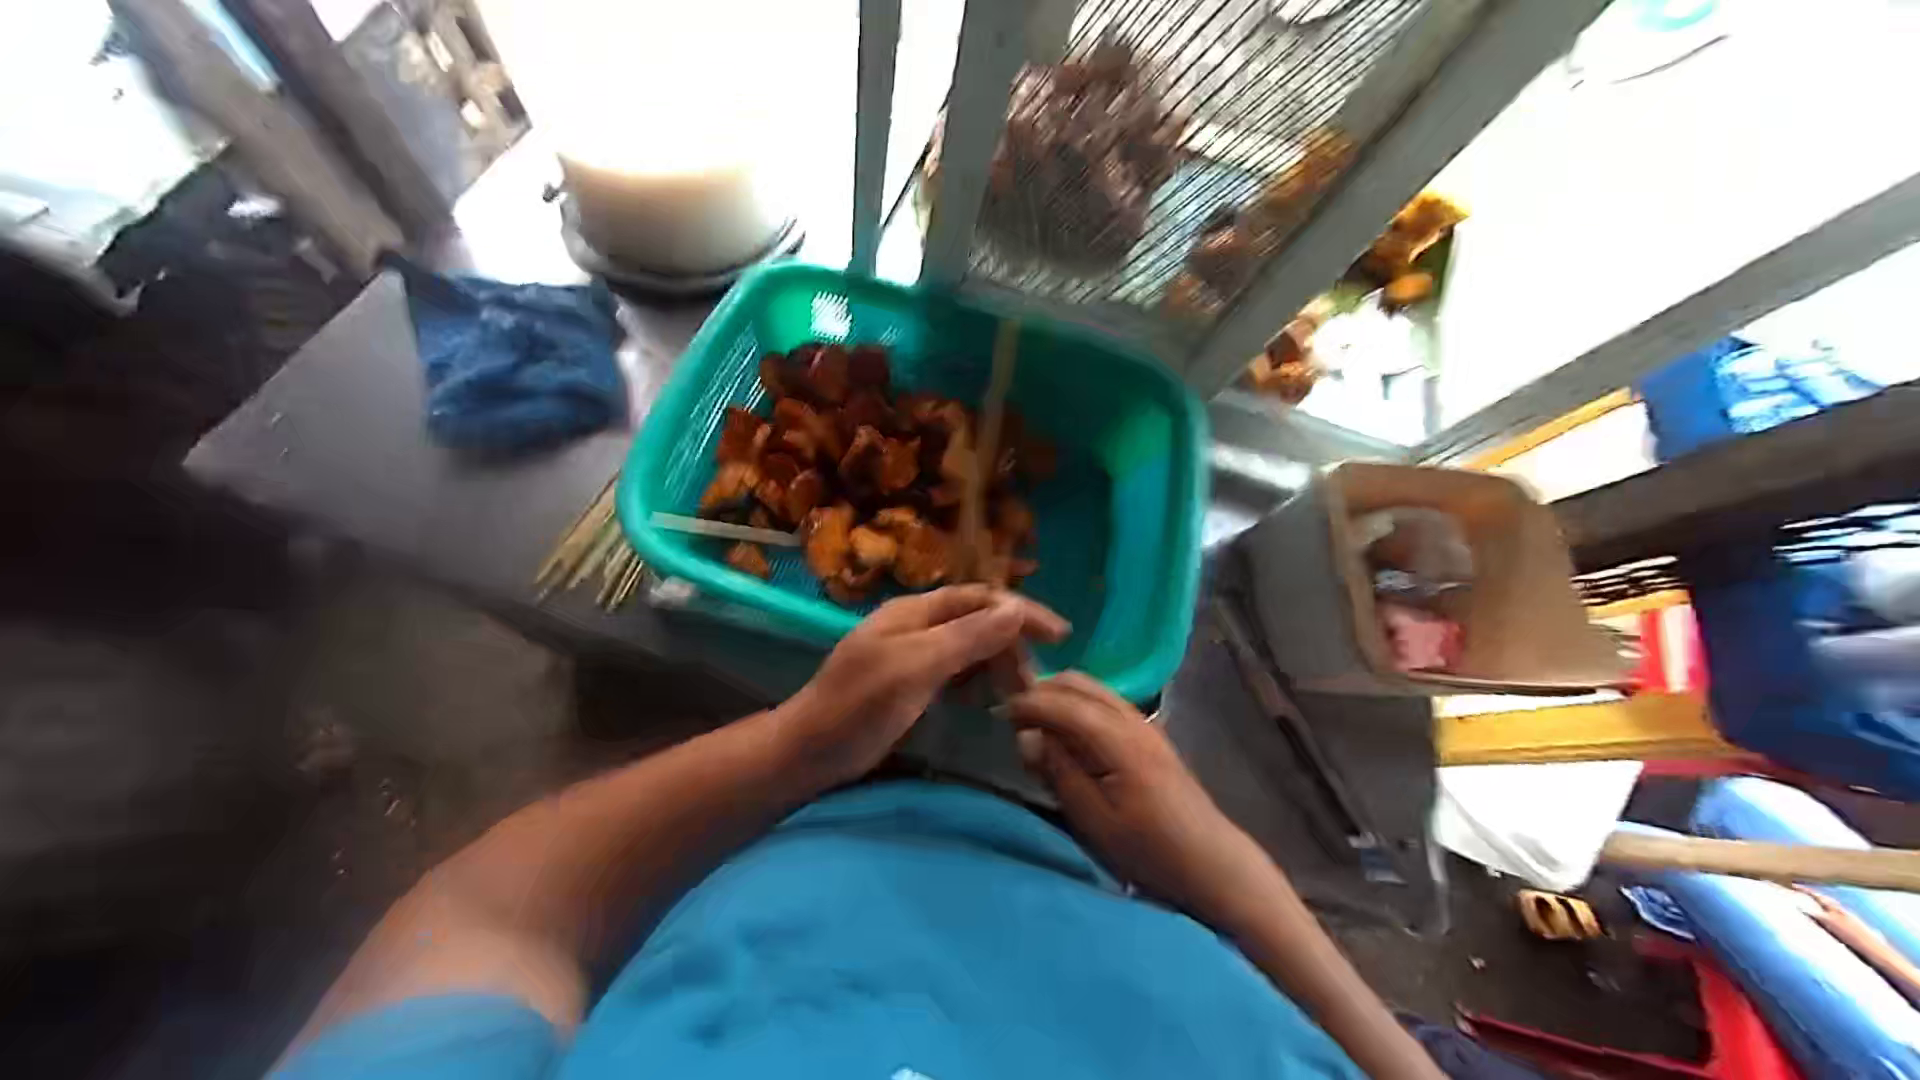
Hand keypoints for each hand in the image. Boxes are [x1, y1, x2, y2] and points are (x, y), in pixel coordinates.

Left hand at [777, 585, 1068, 785]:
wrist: (809, 749)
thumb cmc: (860, 706)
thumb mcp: (916, 667)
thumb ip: (966, 637)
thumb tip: (1016, 607)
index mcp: (915, 611)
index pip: (980, 598)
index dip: (1021, 611)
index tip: (1060, 635)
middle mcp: (916, 624)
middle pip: (977, 621)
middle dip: (1010, 645)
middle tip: (1032, 683)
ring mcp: (911, 653)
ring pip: (968, 647)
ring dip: (996, 664)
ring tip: (1016, 695)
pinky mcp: (909, 681)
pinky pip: (955, 671)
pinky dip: (976, 681)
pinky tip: (984, 701)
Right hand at [1009, 673, 1271, 920]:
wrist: (1212, 863)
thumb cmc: (1150, 850)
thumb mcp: (1095, 821)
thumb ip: (1059, 772)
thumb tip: (1027, 737)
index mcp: (1117, 739)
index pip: (1062, 703)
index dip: (1027, 704)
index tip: (997, 714)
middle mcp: (1131, 719)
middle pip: (1078, 683)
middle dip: (1041, 691)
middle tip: (1014, 717)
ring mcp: (1143, 723)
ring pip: (1092, 688)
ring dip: (1059, 695)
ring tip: (1035, 723)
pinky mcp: (1148, 733)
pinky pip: (1103, 701)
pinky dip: (1077, 704)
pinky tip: (1066, 731)